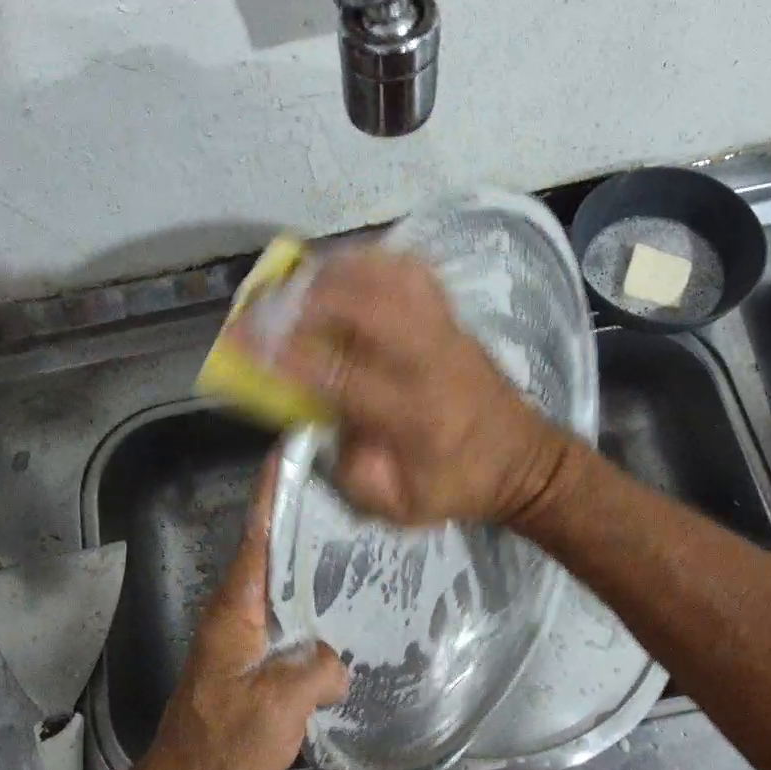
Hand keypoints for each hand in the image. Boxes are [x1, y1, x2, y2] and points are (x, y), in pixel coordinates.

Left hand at [138, 455, 347, 769]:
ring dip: (310, 557)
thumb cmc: (225, 742)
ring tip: (358, 537)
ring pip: (281, 581)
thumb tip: (338, 660)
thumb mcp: (279, 707)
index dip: (272, 493)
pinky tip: (343, 604)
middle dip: (303, 515)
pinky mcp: (251, 654)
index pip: (258, 536)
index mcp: (237, 608)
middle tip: (349, 488)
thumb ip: (316, 671)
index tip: (290, 452)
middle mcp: (237, 610)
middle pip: (272, 550)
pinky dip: (311, 597)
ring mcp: (242, 632)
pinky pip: (286, 612)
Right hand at [264, 249, 572, 525]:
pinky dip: (374, 261)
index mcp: (416, 416)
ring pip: (394, 277)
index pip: (345, 376)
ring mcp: (447, 331)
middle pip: (371, 307)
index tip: (248, 343)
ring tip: (298, 280)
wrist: (522, 460)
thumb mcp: (400, 508)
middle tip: (267, 303)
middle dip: (310, 299)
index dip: (292, 357)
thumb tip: (322, 423)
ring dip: (339, 272)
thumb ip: (354, 474)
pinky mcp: (453, 316)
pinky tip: (342, 269)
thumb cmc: (456, 486)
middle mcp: (433, 362)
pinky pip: (413, 271)